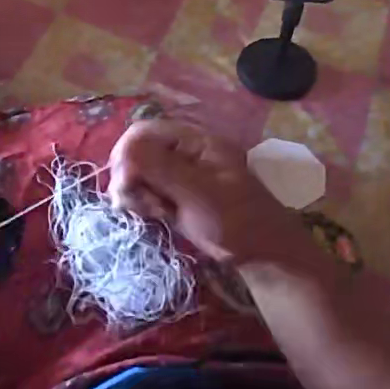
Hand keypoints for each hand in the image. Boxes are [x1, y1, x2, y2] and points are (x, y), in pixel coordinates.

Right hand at [108, 119, 318, 269]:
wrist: (266, 256)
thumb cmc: (238, 222)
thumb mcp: (200, 193)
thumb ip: (161, 169)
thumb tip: (124, 152)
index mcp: (195, 141)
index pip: (143, 132)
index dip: (126, 155)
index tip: (124, 186)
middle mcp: (184, 151)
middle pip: (136, 152)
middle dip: (130, 177)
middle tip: (135, 204)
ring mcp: (180, 174)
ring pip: (138, 173)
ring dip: (136, 193)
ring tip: (152, 213)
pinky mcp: (176, 194)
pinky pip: (147, 190)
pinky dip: (144, 203)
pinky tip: (156, 216)